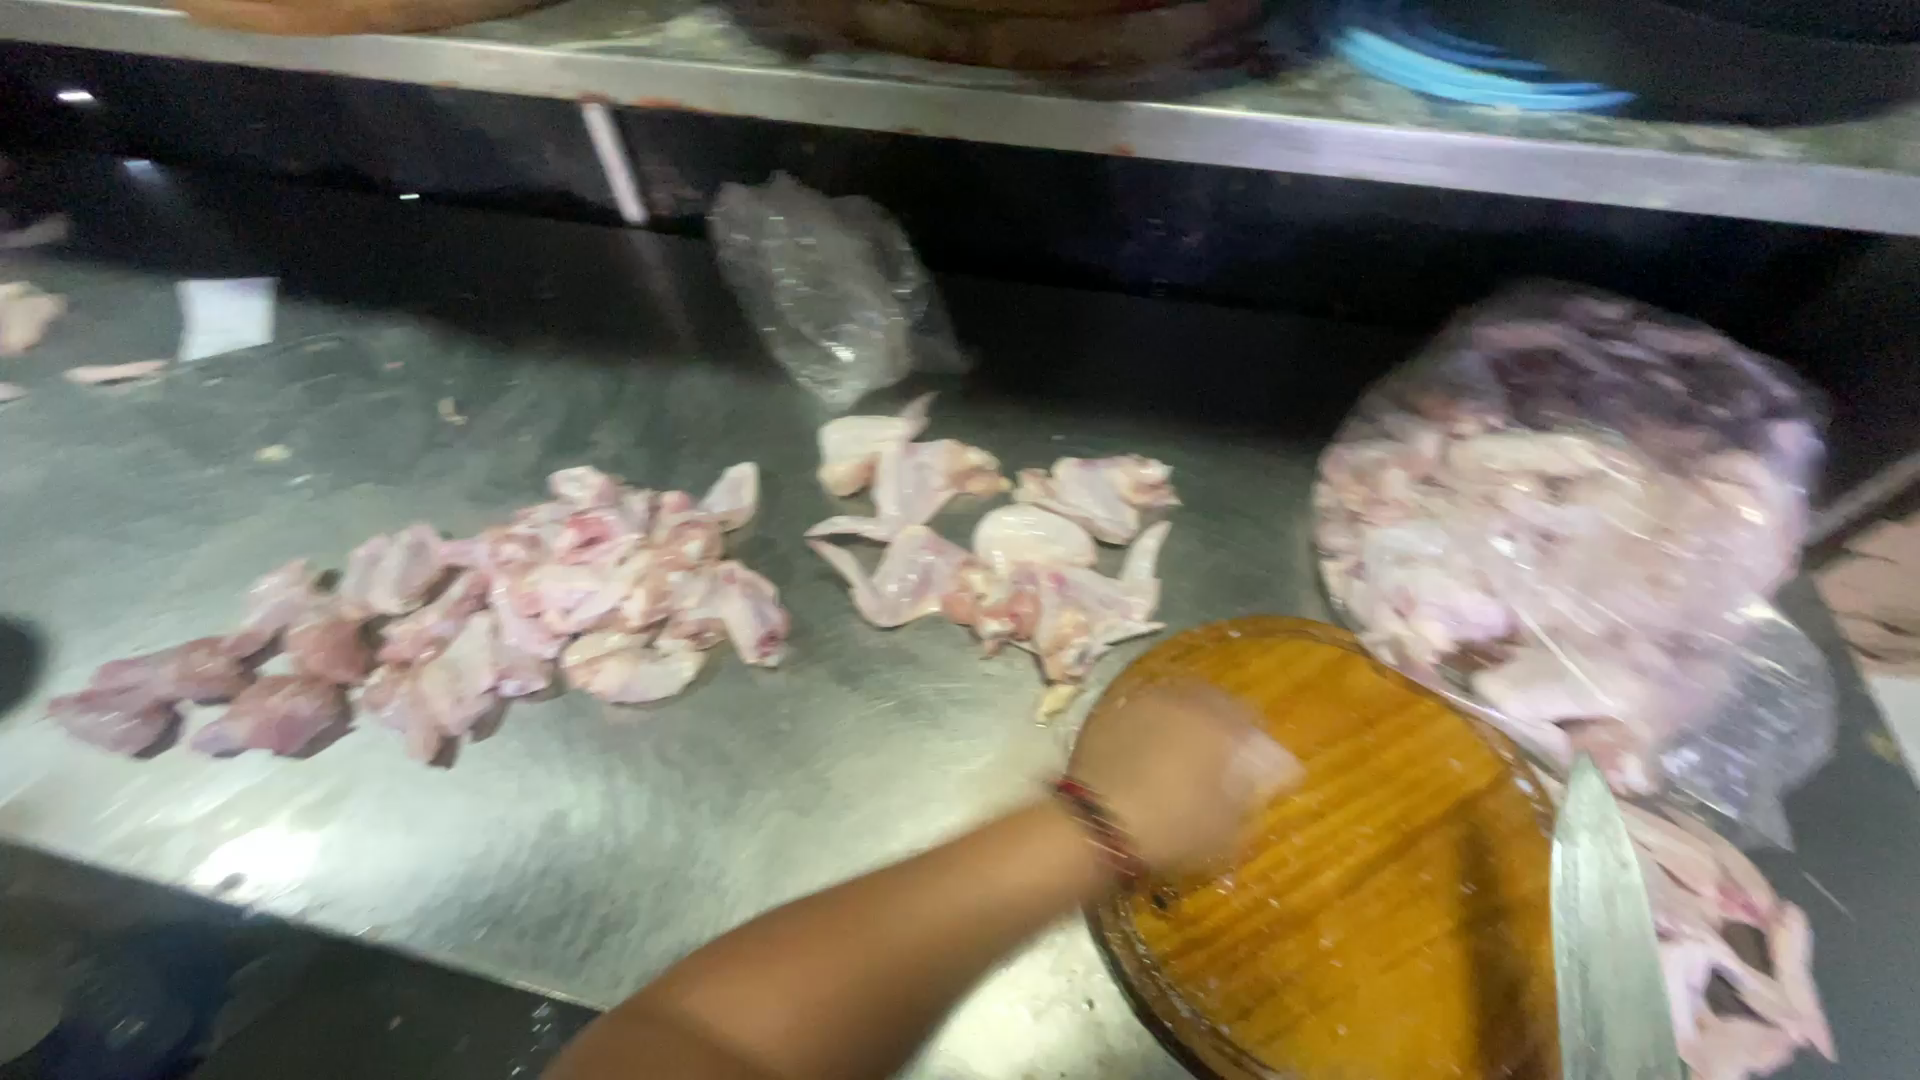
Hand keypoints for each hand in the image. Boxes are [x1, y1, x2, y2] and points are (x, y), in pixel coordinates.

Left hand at [1067, 679, 1302, 873]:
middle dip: (1221, 720)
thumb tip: (1268, 772)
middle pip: (1210, 699)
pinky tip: (1148, 749)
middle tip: (1222, 748)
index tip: (1259, 758)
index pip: (1249, 715)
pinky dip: (1152, 725)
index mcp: (1215, 722)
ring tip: (1184, 747)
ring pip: (1173, 701)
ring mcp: (1139, 702)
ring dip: (1185, 718)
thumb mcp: (1227, 823)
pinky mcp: (1108, 714)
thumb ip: (1251, 790)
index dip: (1257, 737)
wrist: (1096, 823)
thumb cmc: (1171, 827)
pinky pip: (1142, 712)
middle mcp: (1179, 701)